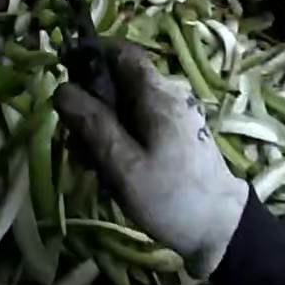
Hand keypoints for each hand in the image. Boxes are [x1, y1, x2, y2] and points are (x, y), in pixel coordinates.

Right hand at [54, 44, 247, 276]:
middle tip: (75, 143)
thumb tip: (61, 88)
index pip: (122, 52)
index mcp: (156, 94)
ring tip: (91, 164)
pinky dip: (120, 139)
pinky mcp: (176, 134)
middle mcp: (167, 96)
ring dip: (102, 128)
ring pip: (125, 106)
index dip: (92, 57)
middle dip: (90, 106)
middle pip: (118, 81)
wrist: (222, 232)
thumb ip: (93, 124)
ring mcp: (174, 115)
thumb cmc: (172, 197)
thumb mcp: (124, 166)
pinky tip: (112, 170)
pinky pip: (138, 124)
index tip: (69, 83)